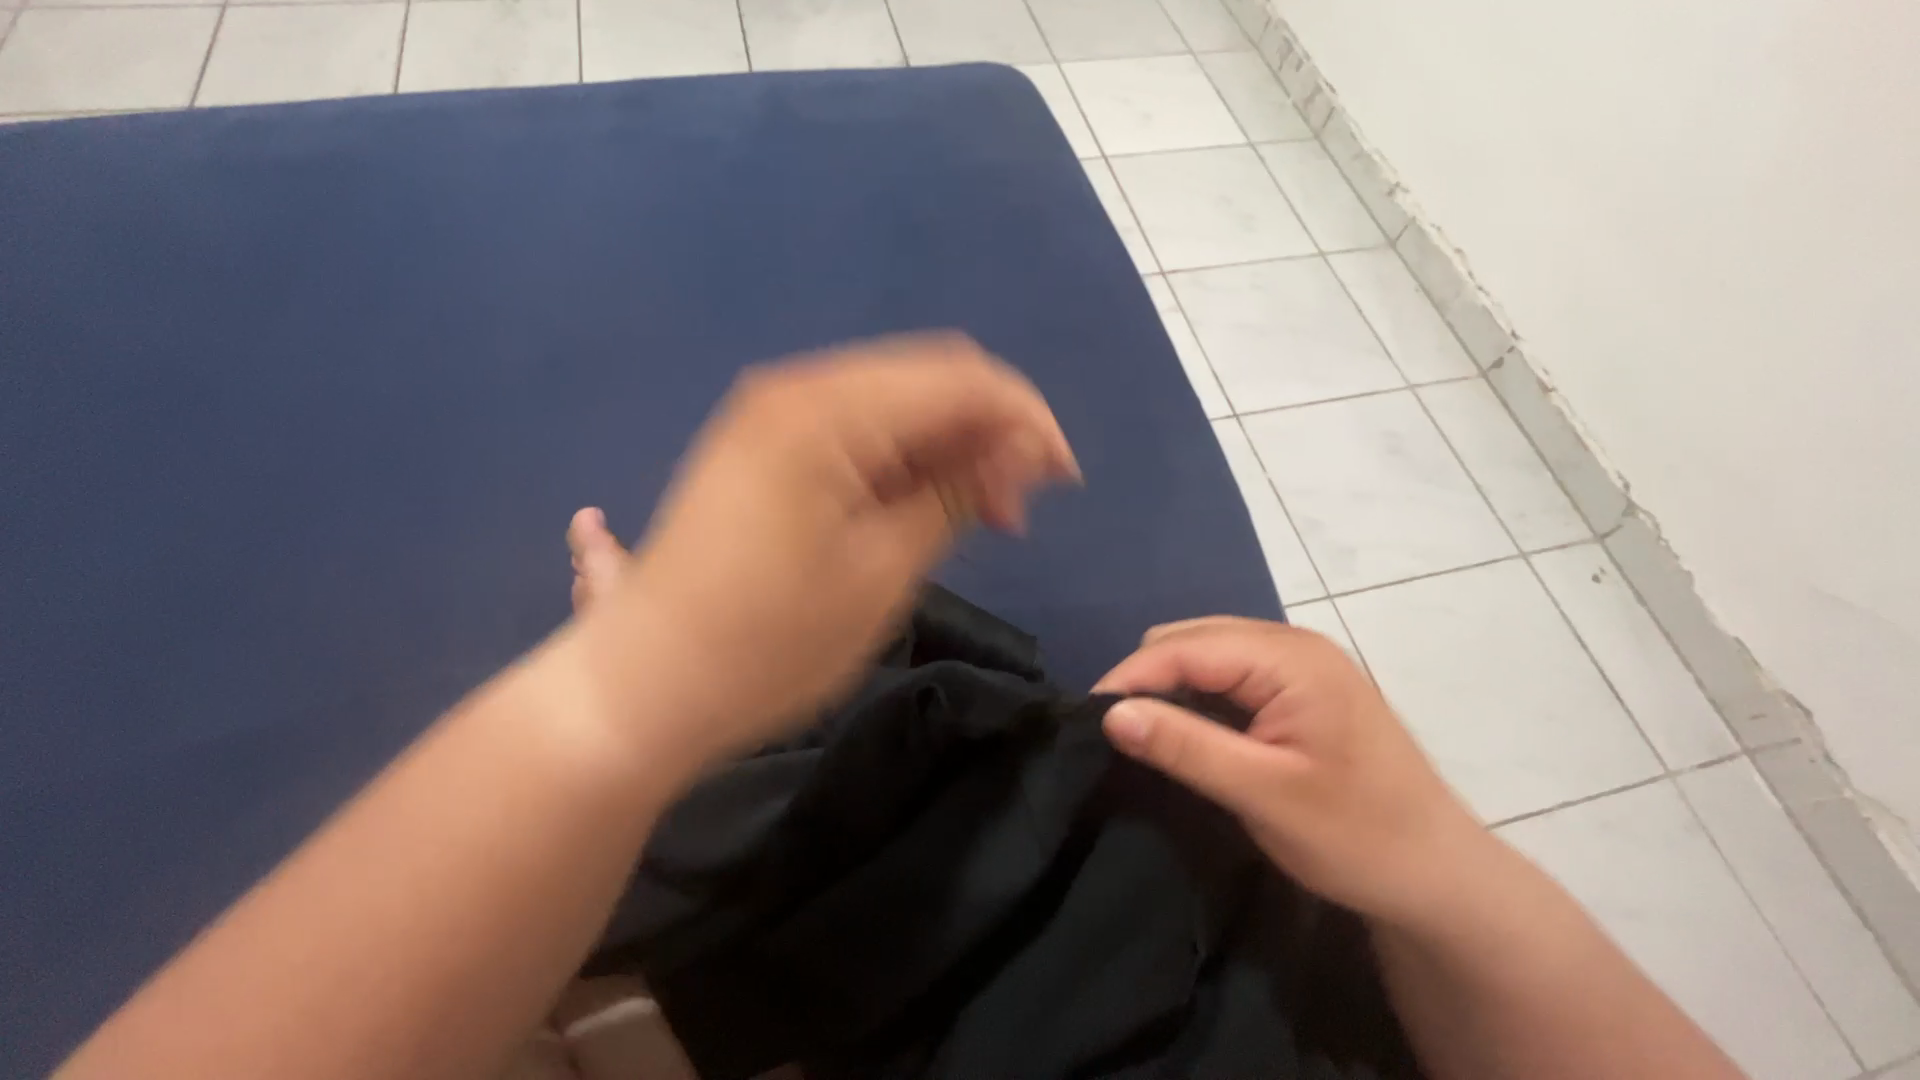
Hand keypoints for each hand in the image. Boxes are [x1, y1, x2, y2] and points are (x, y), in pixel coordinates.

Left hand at [576, 333, 1076, 769]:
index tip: (1064, 483)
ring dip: (950, 449)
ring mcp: (775, 415)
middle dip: (990, 434)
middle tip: (1015, 511)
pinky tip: (922, 507)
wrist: (644, 686)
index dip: (1026, 421)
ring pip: (897, 404)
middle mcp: (799, 388)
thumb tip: (1020, 450)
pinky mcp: (765, 446)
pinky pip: (858, 432)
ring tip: (978, 518)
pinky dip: (903, 462)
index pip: (961, 378)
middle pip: (929, 380)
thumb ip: (956, 493)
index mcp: (827, 409)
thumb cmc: (768, 643)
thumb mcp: (882, 571)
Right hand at [1094, 617, 1491, 926]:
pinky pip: (1229, 673)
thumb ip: (1186, 746)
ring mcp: (1300, 664)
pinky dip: (1198, 696)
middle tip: (1120, 734)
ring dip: (1171, 687)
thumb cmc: (1357, 835)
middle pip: (1192, 639)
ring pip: (1207, 653)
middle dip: (1148, 678)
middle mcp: (1294, 645)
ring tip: (1147, 735)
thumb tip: (1111, 712)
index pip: (1184, 647)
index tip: (1089, 720)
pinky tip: (1189, 733)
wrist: (1439, 876)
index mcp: (1291, 658)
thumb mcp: (1264, 794)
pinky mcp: (1301, 688)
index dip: (1130, 678)